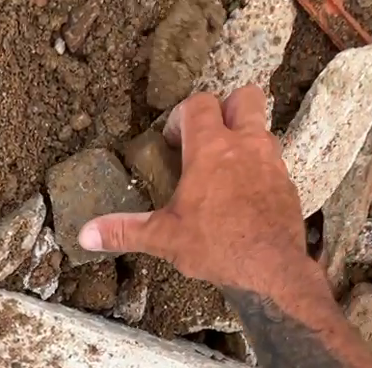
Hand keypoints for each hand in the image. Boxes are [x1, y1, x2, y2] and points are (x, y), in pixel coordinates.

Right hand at [78, 87, 314, 295]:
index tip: (173, 142)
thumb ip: (126, 230)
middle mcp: (245, 144)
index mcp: (211, 150)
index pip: (198, 105)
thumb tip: (85, 234)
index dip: (182, 117)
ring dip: (242, 138)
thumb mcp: (164, 238)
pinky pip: (272, 161)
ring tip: (222, 171)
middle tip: (206, 139)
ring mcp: (271, 160)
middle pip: (242, 97)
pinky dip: (256, 169)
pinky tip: (242, 197)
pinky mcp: (286, 182)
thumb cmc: (217, 245)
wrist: (271, 265)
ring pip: (260, 128)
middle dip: (224, 109)